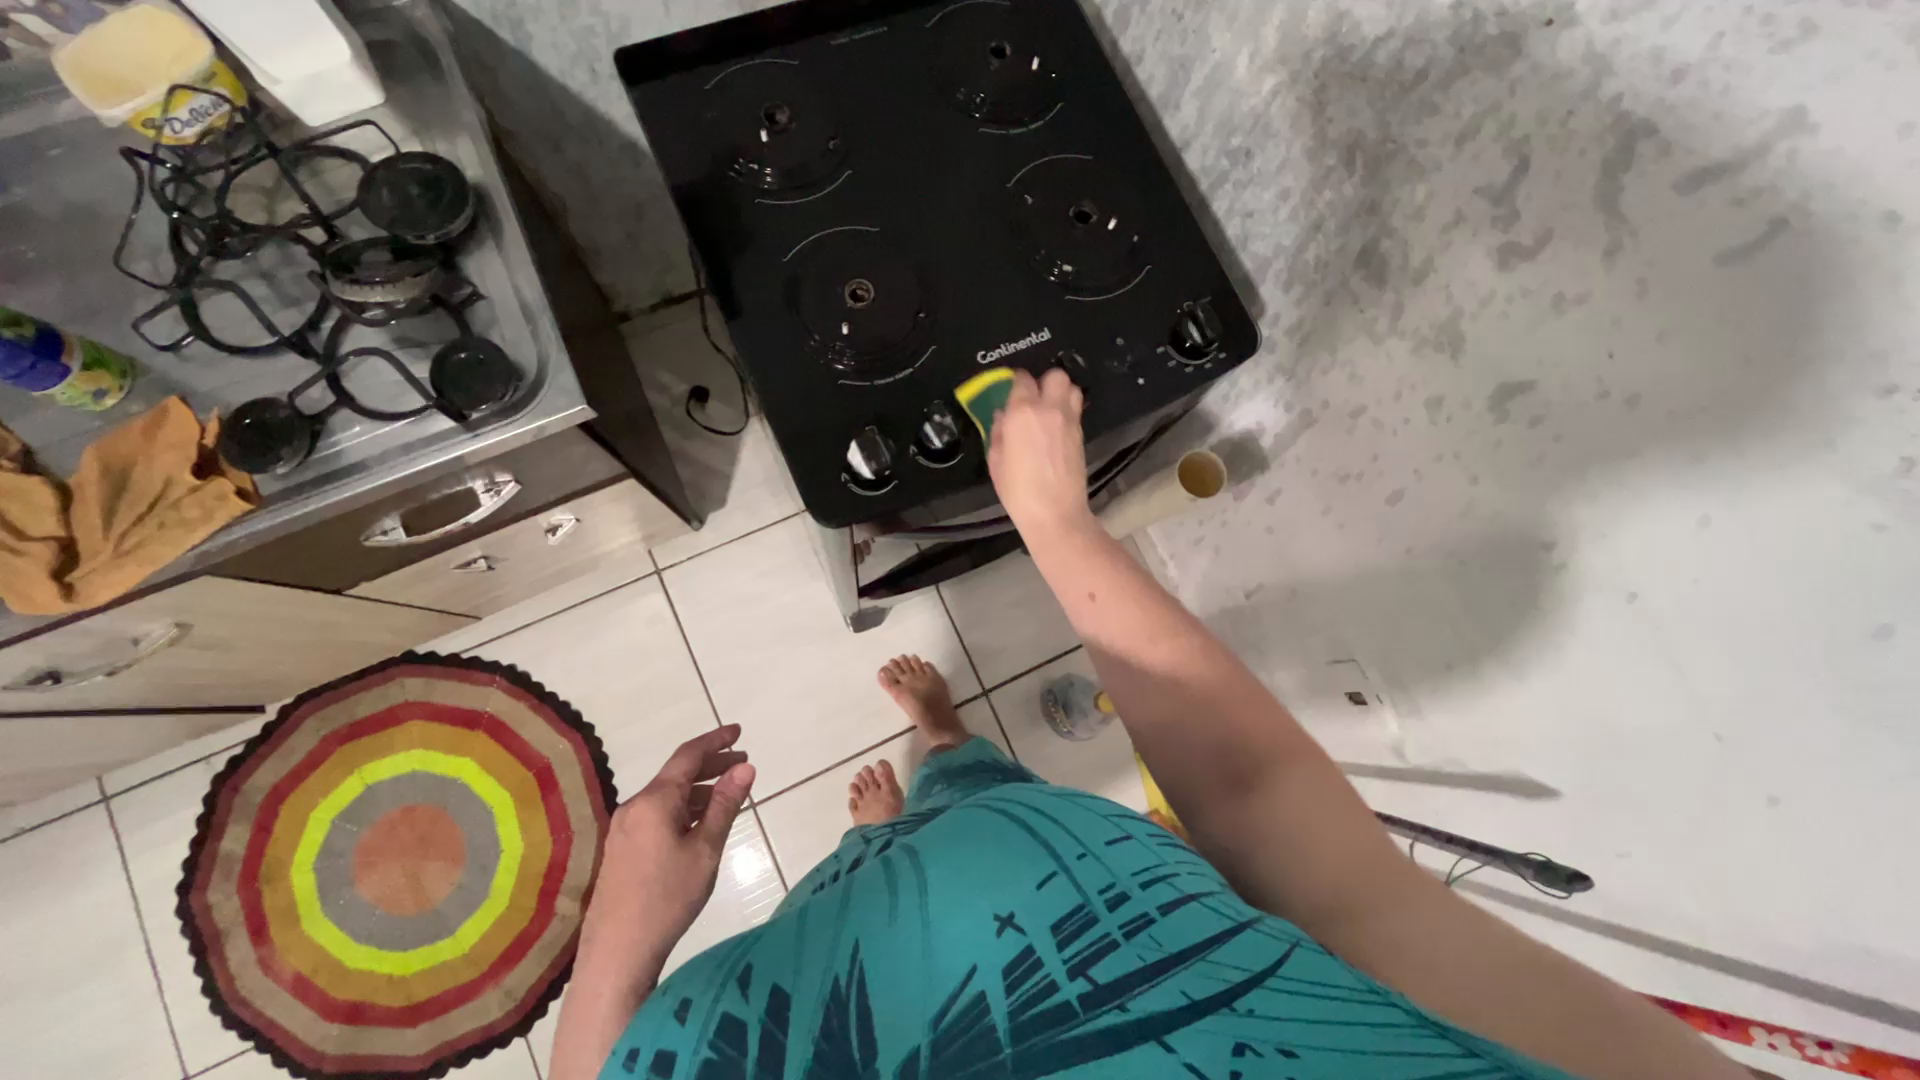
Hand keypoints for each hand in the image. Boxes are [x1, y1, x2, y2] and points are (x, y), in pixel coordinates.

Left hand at [575, 725, 755, 991]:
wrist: (617, 951)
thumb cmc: (668, 898)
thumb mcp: (705, 849)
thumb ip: (725, 805)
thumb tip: (746, 767)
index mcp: (654, 801)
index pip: (688, 756)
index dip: (715, 740)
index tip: (739, 731)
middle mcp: (635, 806)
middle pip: (676, 774)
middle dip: (711, 764)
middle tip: (742, 763)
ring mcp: (624, 828)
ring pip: (667, 795)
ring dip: (698, 789)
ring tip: (728, 794)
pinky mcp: (622, 849)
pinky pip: (657, 813)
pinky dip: (683, 808)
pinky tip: (699, 823)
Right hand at [988, 368, 1095, 536]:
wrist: (1055, 513)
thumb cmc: (1018, 491)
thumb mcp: (996, 461)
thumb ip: (998, 432)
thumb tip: (1002, 417)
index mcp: (1022, 412)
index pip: (1022, 379)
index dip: (1015, 381)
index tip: (1010, 389)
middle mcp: (1049, 409)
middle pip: (1054, 375)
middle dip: (1043, 382)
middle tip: (1033, 398)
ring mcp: (1069, 420)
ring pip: (1071, 388)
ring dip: (1060, 392)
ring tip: (1049, 409)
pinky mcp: (1081, 434)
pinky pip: (1075, 410)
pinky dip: (1066, 411)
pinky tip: (1055, 429)